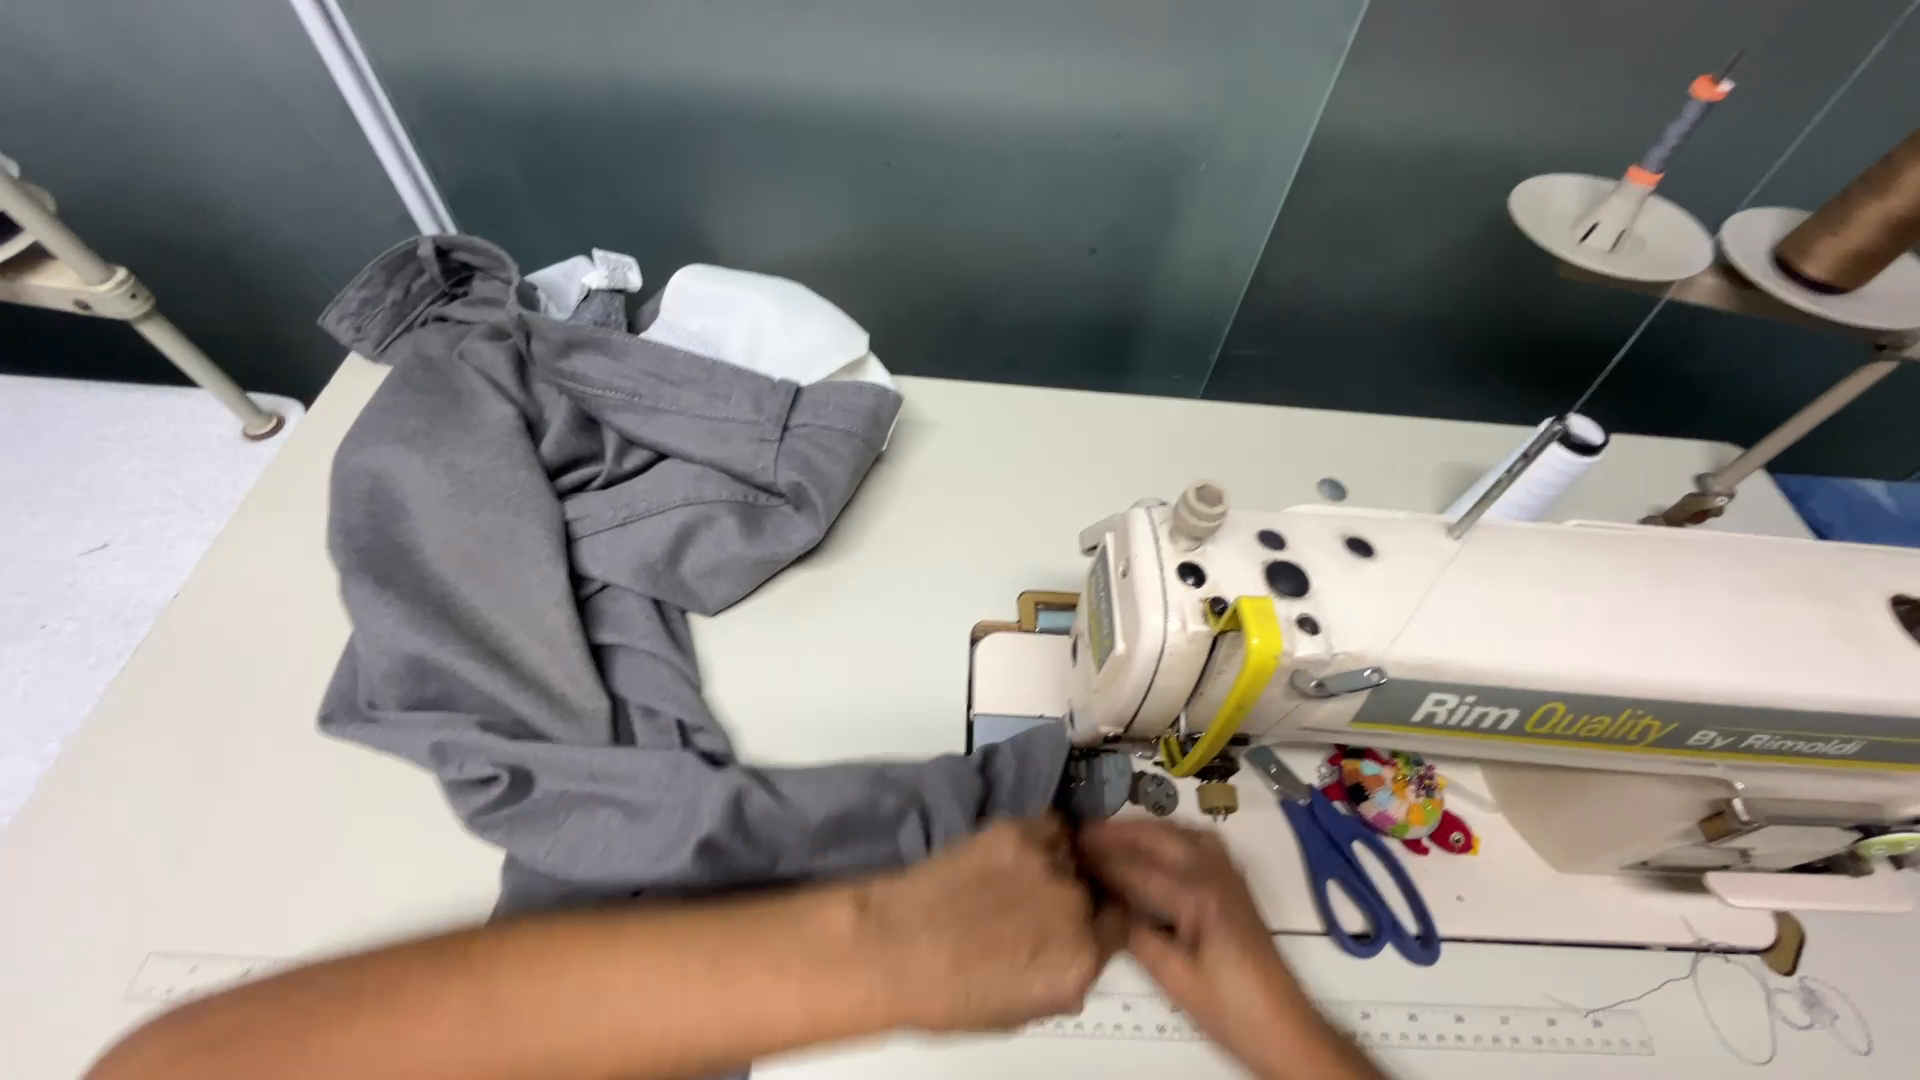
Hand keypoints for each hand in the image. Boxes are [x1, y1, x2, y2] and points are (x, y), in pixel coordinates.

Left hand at [856, 817, 1124, 1032]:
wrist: (894, 947)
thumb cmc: (949, 994)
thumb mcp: (1022, 1010)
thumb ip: (1064, 979)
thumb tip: (1074, 958)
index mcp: (1080, 961)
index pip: (1118, 928)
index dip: (1099, 925)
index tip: (1083, 923)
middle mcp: (1073, 908)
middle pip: (1092, 892)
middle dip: (1073, 898)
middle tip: (1039, 903)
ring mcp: (1046, 864)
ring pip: (1071, 856)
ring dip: (1055, 865)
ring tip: (1018, 876)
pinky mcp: (1018, 830)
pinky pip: (1048, 826)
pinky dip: (1038, 837)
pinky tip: (1012, 852)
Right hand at [1077, 820, 1319, 1074]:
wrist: (1285, 1025)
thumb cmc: (1228, 1008)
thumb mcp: (1174, 979)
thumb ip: (1135, 935)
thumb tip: (1103, 904)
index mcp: (1198, 896)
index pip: (1137, 869)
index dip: (1102, 859)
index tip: (1071, 850)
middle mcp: (1213, 872)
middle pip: (1158, 837)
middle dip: (1117, 833)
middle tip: (1081, 833)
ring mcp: (1226, 873)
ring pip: (1178, 832)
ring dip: (1143, 830)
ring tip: (1110, 836)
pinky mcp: (1232, 881)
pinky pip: (1196, 841)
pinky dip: (1168, 835)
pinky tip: (1153, 846)